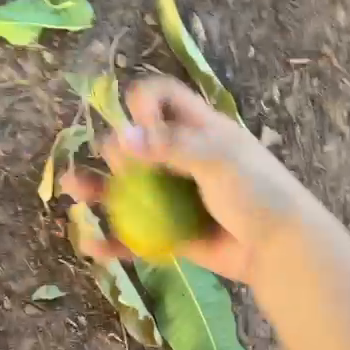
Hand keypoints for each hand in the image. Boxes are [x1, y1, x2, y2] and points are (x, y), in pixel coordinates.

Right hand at [62, 77, 320, 283]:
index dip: (144, 104)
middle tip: (116, 161)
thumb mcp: (217, 158)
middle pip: (137, 146)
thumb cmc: (256, 192)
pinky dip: (114, 241)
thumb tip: (118, 140)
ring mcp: (175, 201)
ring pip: (129, 192)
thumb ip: (169, 147)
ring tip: (72, 188)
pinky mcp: (172, 236)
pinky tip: (92, 243)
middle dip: (115, 149)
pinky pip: (135, 237)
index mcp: (199, 130)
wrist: (277, 249)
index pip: (162, 100)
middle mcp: (183, 161)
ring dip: (99, 189)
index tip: (141, 125)